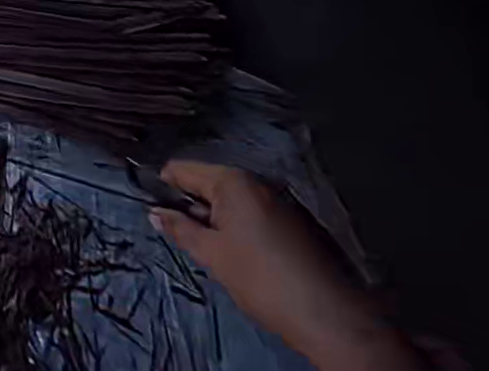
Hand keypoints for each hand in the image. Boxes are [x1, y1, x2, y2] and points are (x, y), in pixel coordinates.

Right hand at [152, 161, 424, 370]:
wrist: (334, 319)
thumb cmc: (262, 279)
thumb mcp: (212, 255)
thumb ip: (180, 229)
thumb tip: (154, 212)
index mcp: (232, 180)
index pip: (183, 170)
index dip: (164, 187)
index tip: (157, 209)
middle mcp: (258, 180)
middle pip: (211, 183)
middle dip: (196, 206)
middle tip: (190, 237)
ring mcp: (284, 199)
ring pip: (236, 200)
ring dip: (221, 217)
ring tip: (220, 250)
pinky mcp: (302, 221)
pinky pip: (259, 212)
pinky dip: (246, 226)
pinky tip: (251, 256)